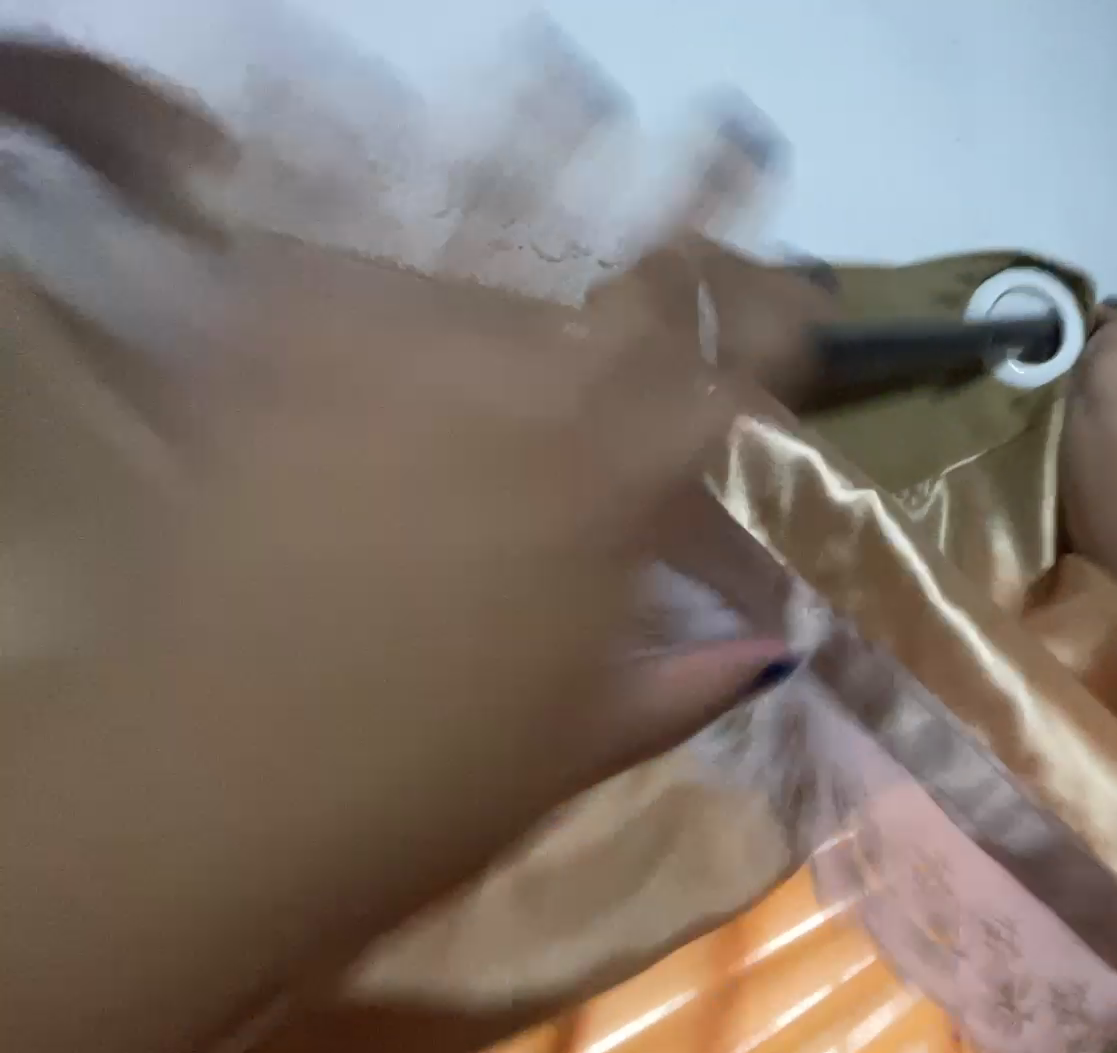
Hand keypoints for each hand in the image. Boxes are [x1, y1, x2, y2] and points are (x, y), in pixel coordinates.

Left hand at [0, 46, 841, 1052]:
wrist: (206, 813)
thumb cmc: (435, 786)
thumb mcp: (594, 743)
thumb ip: (696, 681)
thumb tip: (785, 653)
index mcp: (613, 516)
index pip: (730, 396)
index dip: (779, 340)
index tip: (809, 298)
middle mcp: (523, 431)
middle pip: (635, 297)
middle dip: (700, 209)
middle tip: (740, 131)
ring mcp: (394, 393)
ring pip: (482, 241)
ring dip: (535, 143)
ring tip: (570, 62)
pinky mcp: (268, 387)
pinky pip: (300, 255)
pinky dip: (306, 158)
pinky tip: (331, 77)